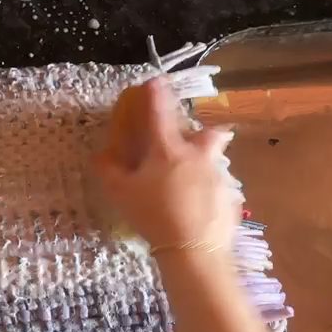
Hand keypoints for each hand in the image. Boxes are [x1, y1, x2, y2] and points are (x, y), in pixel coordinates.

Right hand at [94, 77, 241, 261]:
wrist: (194, 251)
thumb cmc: (152, 214)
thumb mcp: (120, 193)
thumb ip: (108, 170)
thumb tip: (99, 155)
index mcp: (168, 150)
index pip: (160, 113)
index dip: (157, 94)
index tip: (156, 80)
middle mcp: (198, 157)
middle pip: (211, 134)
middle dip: (206, 132)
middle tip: (193, 143)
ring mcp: (219, 178)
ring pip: (215, 163)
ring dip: (204, 168)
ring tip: (189, 188)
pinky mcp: (232, 201)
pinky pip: (220, 191)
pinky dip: (209, 196)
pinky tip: (197, 212)